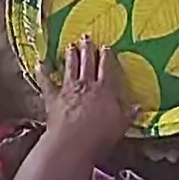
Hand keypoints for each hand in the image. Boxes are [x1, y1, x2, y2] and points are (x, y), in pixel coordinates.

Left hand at [37, 35, 135, 160]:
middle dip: (87, 49)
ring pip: (70, 67)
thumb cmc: (100, 135)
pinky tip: (39, 63)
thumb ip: (129, 114)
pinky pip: (46, 82)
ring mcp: (68, 89)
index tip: (105, 46)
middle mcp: (86, 84)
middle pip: (87, 63)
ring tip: (70, 45)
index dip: (106, 57)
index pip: (106, 69)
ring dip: (70, 55)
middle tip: (86, 37)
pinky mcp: (53, 97)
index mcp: (104, 89)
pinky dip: (42, 73)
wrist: (72, 143)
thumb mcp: (120, 126)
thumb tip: (139, 106)